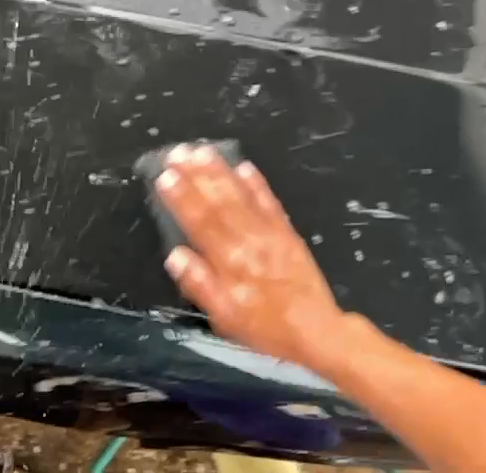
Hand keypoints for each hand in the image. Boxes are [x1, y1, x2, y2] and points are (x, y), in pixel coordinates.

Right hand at [157, 145, 358, 370]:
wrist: (319, 334)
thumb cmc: (266, 328)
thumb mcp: (226, 317)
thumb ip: (200, 285)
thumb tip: (175, 256)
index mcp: (229, 262)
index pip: (200, 223)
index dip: (181, 198)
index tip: (166, 176)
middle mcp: (248, 242)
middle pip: (218, 203)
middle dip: (196, 176)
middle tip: (178, 153)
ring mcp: (270, 234)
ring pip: (241, 197)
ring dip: (220, 173)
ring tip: (202, 151)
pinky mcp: (288, 234)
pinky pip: (270, 204)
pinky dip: (257, 185)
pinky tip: (244, 167)